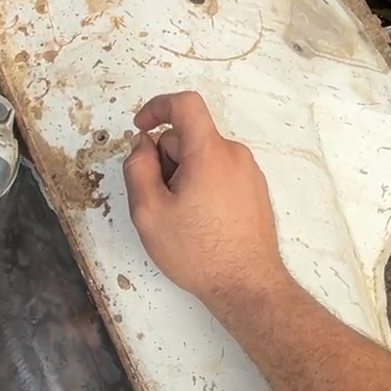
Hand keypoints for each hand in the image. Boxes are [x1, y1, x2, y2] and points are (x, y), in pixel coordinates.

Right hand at [123, 91, 286, 307]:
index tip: (140, 128)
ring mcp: (248, 172)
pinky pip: (218, 171)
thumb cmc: (198, 252)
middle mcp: (234, 155)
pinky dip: (200, 184)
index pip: (185, 104)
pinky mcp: (253, 189)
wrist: (246, 285)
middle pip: (188, 137)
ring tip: (179, 215)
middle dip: (164, 158)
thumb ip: (137, 169)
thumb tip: (142, 146)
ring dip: (182, 174)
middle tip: (157, 198)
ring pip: (202, 156)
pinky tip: (197, 220)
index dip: (156, 108)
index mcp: (209, 153)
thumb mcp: (148, 211)